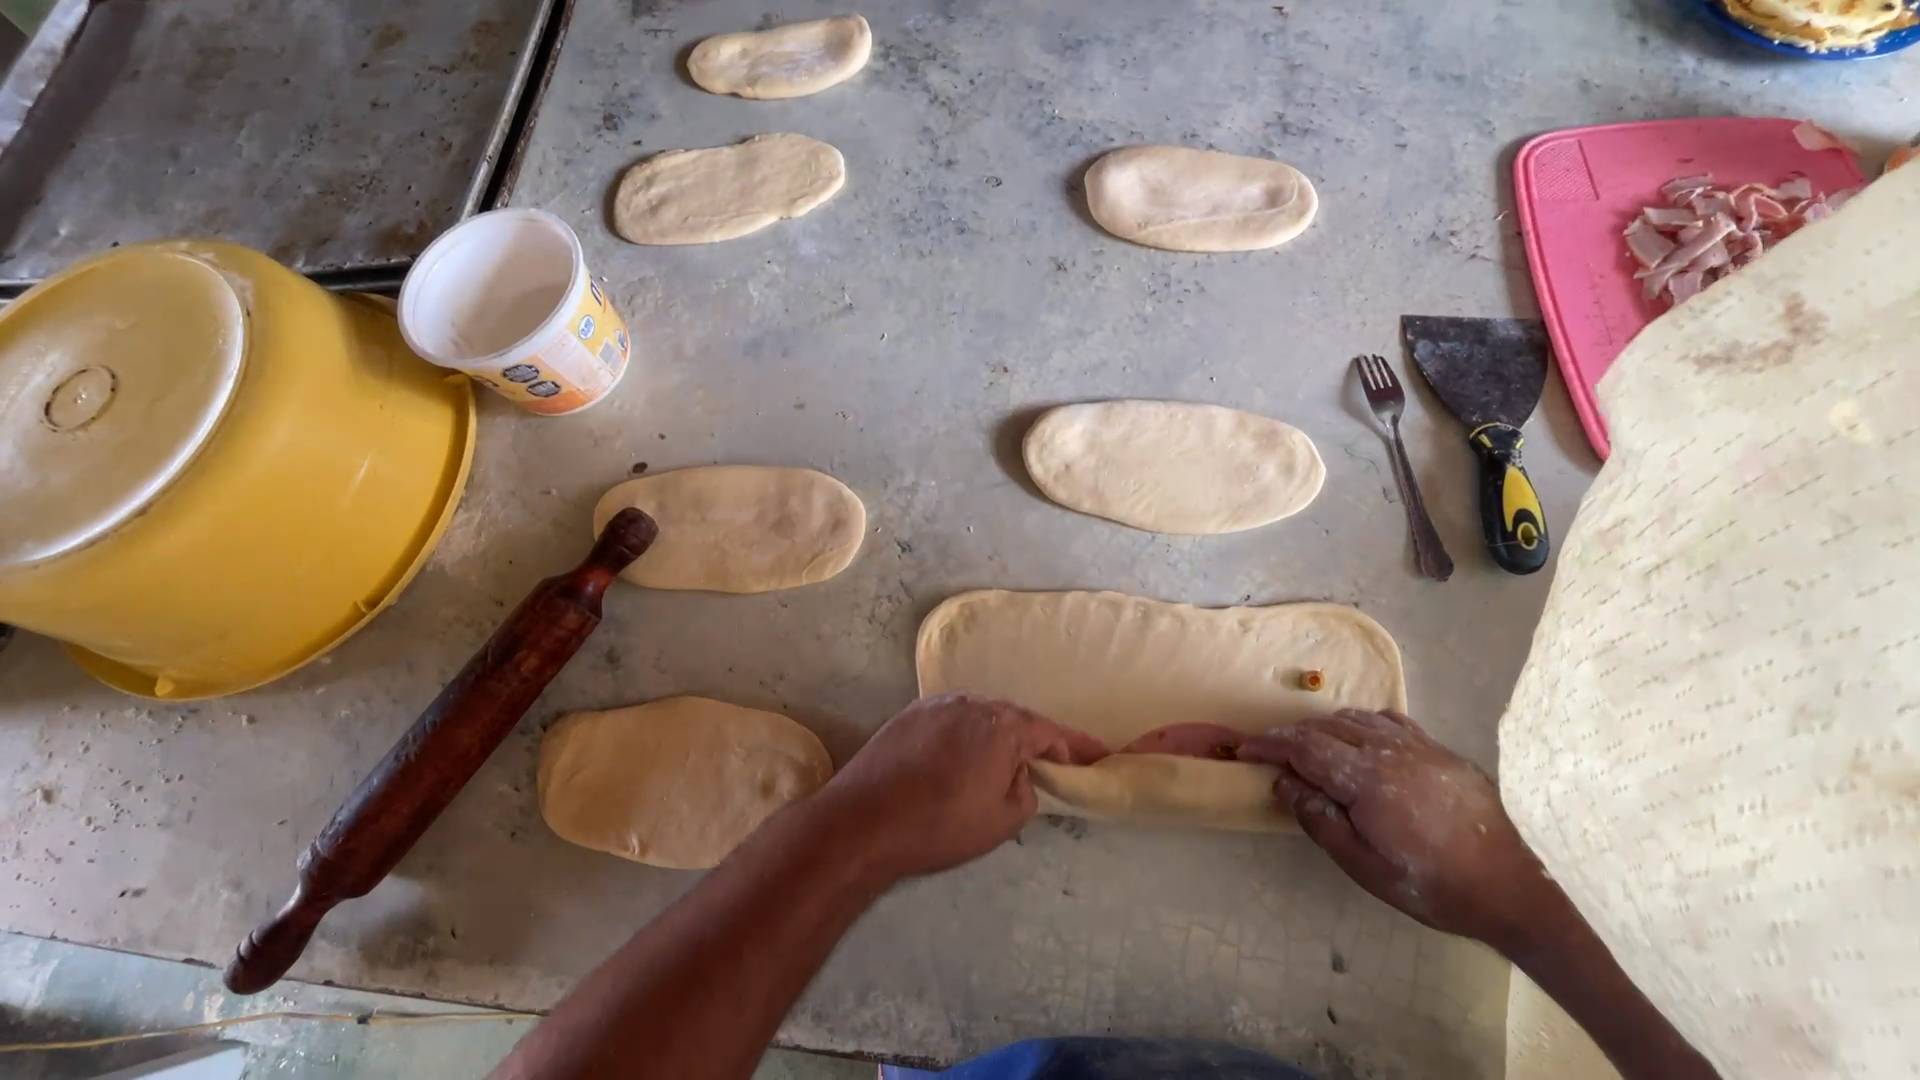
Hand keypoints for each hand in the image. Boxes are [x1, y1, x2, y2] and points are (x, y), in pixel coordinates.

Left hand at [810, 694, 1105, 882]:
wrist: (863, 820)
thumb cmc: (940, 824)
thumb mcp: (1002, 819)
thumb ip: (1027, 789)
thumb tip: (1020, 774)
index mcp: (1002, 725)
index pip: (1052, 733)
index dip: (1078, 748)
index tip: (1101, 755)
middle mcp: (972, 702)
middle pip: (1016, 721)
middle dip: (1035, 743)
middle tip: (1053, 767)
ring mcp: (938, 704)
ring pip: (982, 719)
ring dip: (998, 739)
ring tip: (1004, 766)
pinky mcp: (910, 714)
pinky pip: (954, 722)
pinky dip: (967, 738)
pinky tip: (962, 761)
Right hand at [1238, 709, 1554, 947]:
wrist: (1513, 888)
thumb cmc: (1431, 885)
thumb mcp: (1363, 865)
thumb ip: (1318, 818)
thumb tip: (1283, 782)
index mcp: (1367, 779)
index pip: (1303, 747)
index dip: (1269, 745)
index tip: (1244, 750)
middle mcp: (1389, 750)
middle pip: (1324, 728)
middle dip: (1290, 737)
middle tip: (1269, 753)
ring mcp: (1418, 746)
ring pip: (1355, 719)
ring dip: (1322, 729)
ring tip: (1307, 748)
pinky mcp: (1440, 750)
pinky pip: (1388, 721)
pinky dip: (1360, 724)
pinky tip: (1357, 739)